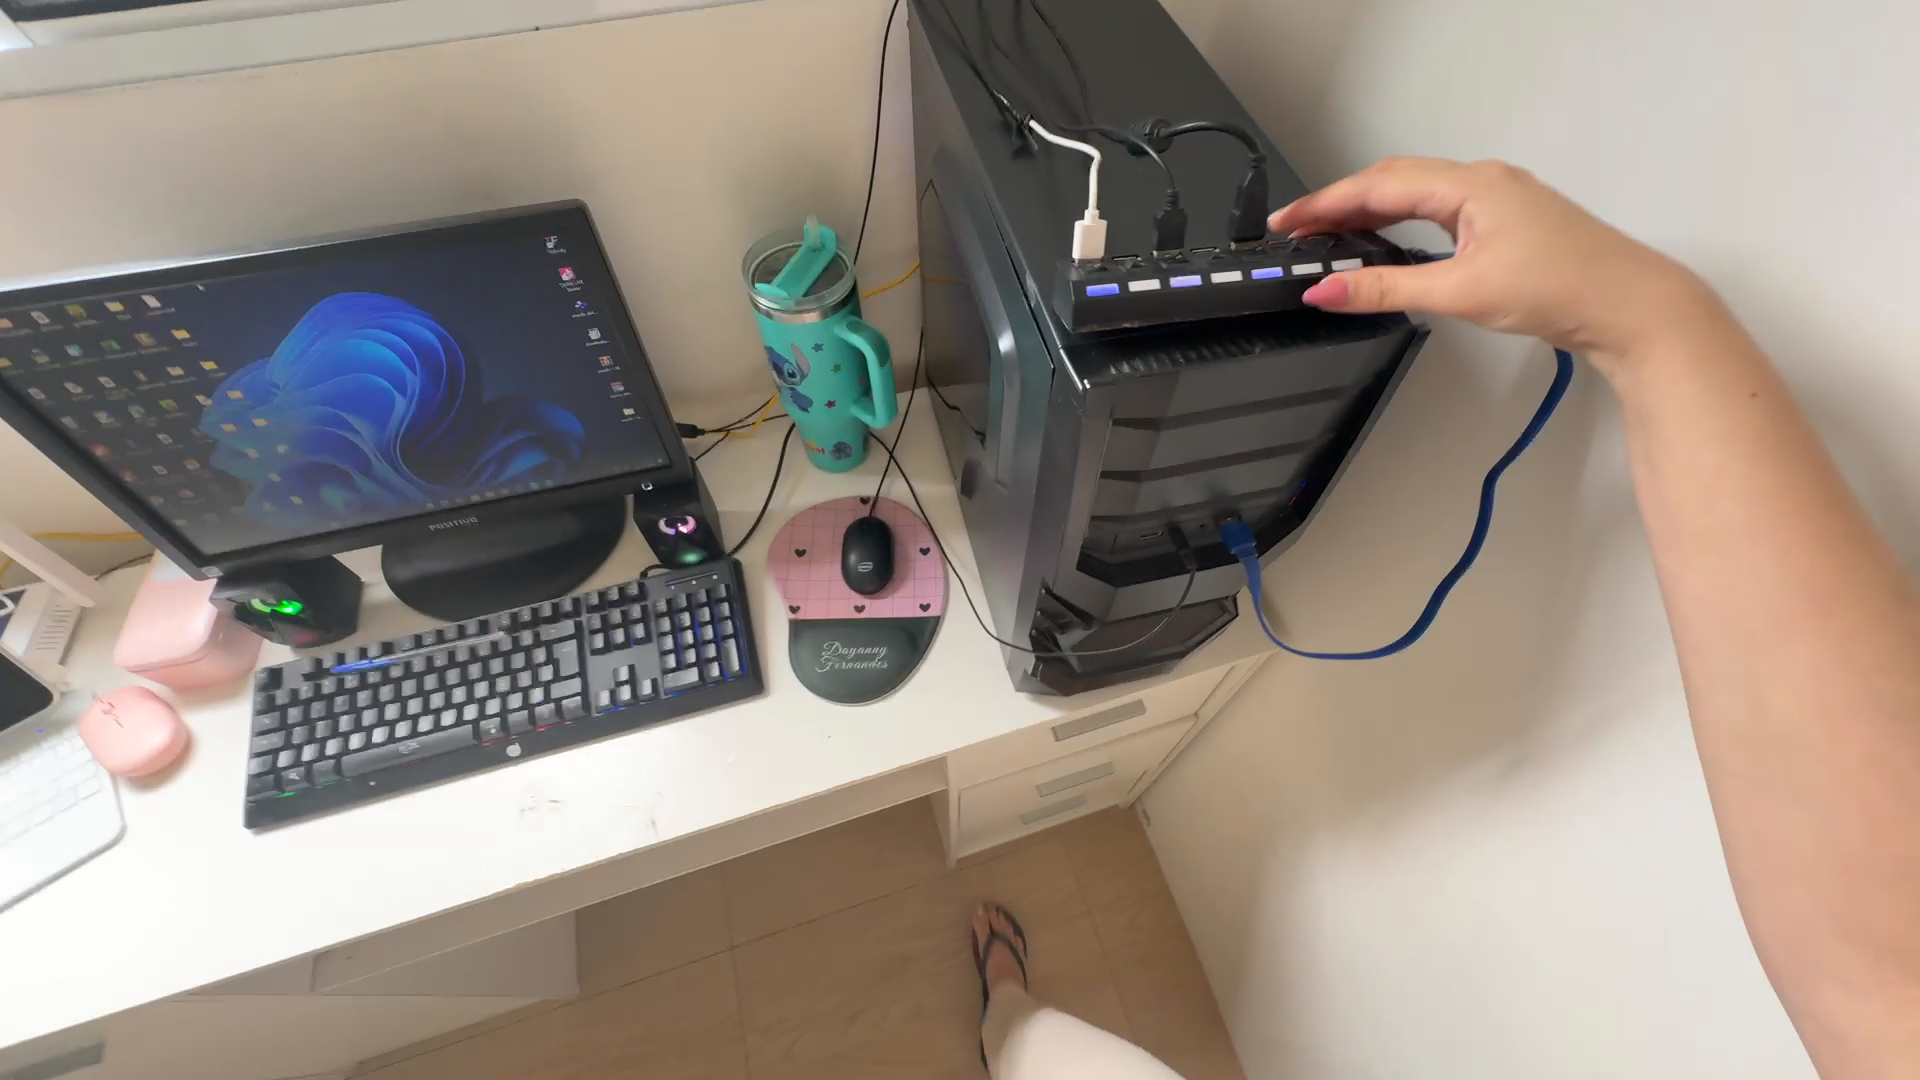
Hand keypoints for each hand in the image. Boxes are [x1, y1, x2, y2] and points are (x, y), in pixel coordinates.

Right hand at [1270, 157, 1727, 373]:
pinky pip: (1429, 212)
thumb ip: (1383, 289)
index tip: (1284, 221)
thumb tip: (1325, 292)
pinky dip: (1392, 223)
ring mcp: (1490, 201)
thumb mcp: (1457, 291)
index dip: (1324, 203)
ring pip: (1410, 196)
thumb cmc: (1558, 287)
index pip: (1378, 186)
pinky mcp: (1496, 224)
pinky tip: (1375, 239)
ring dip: (1363, 212)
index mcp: (1471, 186)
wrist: (1626, 305)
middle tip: (1294, 229)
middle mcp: (1480, 183)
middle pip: (1390, 182)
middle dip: (1337, 203)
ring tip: (1322, 234)